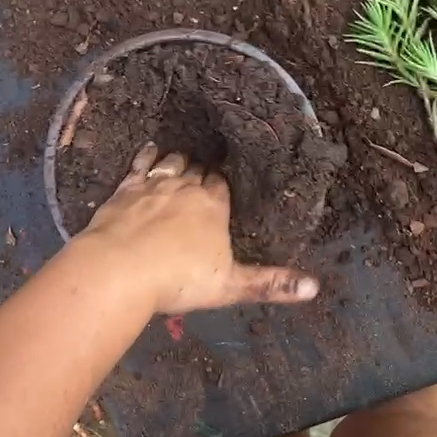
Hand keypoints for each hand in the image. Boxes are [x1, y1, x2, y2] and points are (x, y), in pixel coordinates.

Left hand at [67, 143, 319, 315]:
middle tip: (202, 173)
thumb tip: (315, 287)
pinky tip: (149, 149)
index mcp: (214, 206)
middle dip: (201, 171)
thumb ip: (271, 283)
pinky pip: (140, 164)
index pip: (222, 186)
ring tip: (181, 158)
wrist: (121, 268)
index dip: (222, 186)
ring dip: (177, 160)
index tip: (222, 186)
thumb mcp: (230, 286)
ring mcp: (154, 184)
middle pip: (198, 171)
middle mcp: (186, 187)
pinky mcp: (126, 188)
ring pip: (171, 162)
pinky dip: (146, 155)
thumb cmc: (179, 279)